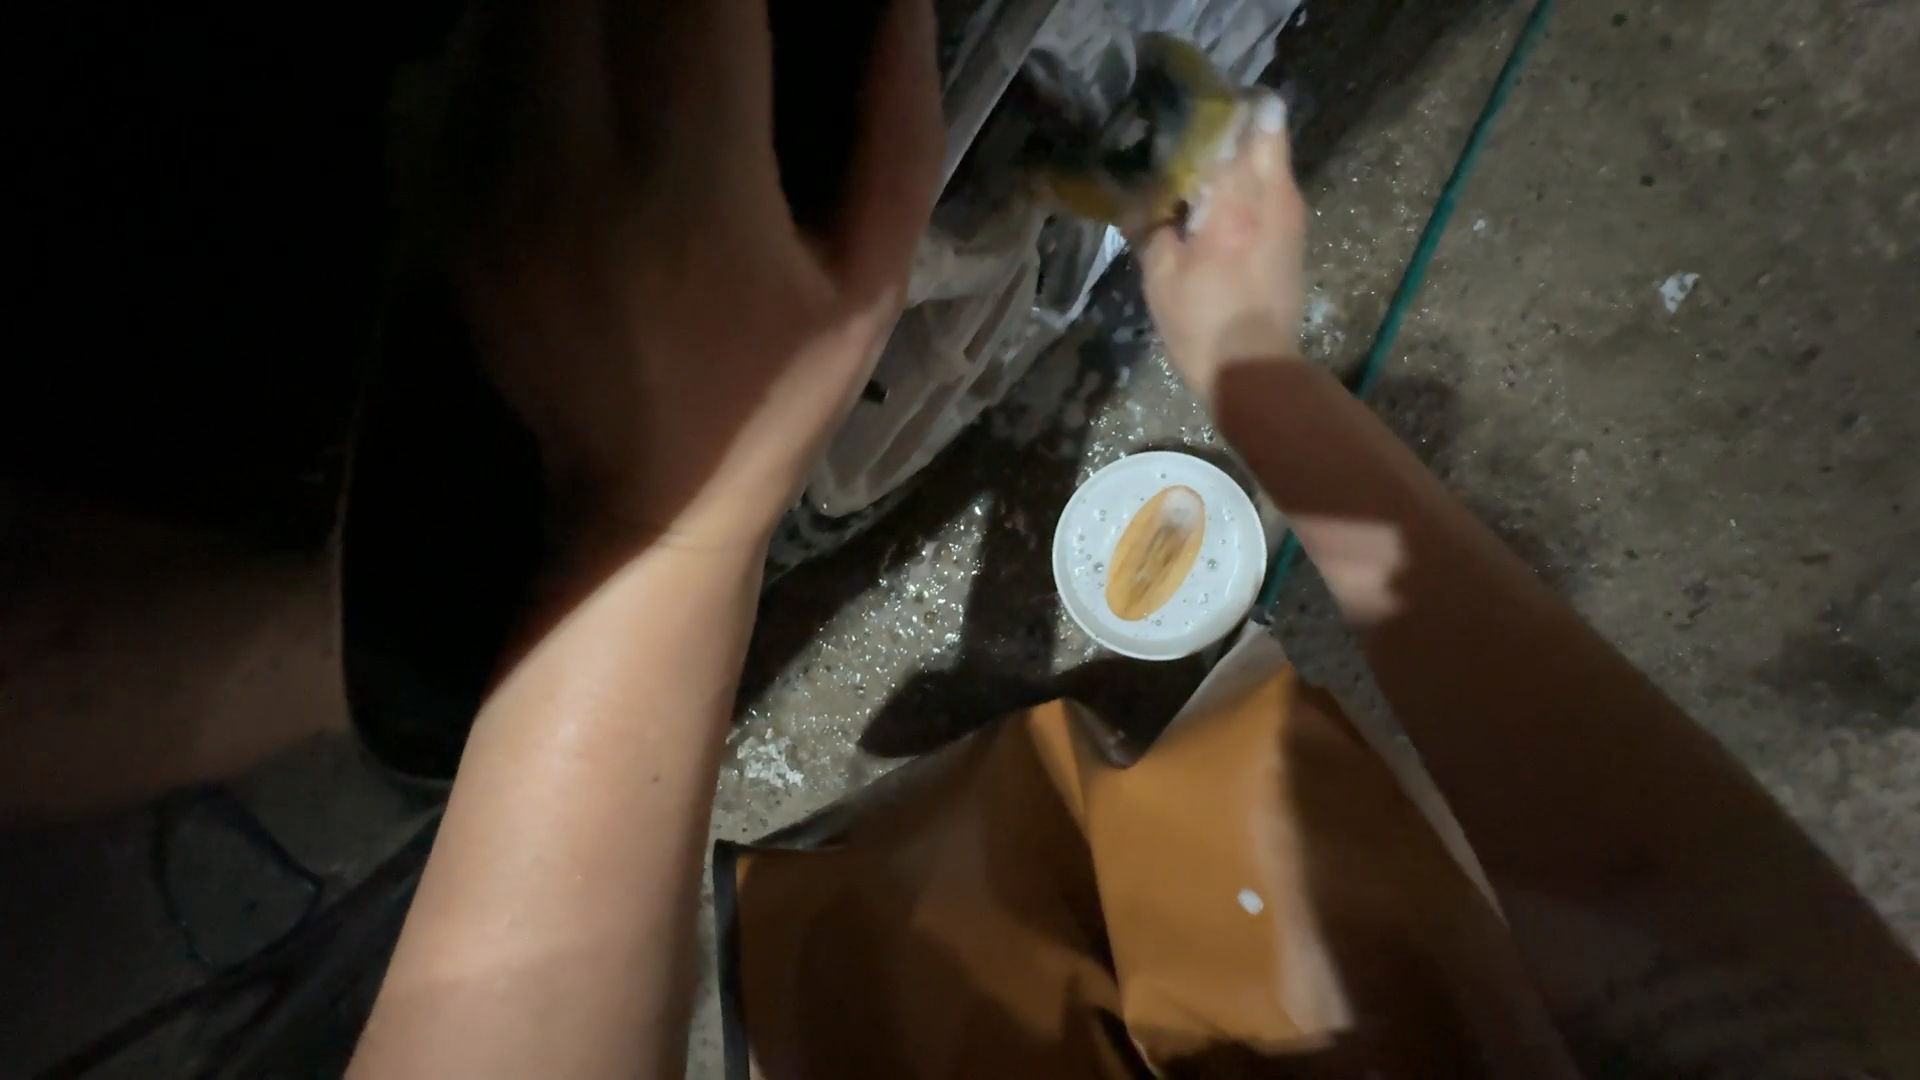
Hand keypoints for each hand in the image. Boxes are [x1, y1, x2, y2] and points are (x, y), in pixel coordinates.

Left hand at [440, 0, 941, 551]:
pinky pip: (468, 51)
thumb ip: (898, 138)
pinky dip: (535, 37)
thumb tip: (900, 0)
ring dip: (596, 6)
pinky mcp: (437, 196)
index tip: (769, 5)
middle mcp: (568, 164)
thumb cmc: (779, 405)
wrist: (647, 501)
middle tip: (718, 26)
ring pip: (516, 0)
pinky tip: (593, 91)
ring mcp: (482, 177)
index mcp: (696, 194)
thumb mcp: (871, 290)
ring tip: (661, 56)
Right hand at [1139, 95, 1307, 399]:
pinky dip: (1250, 184)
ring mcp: (1291, 214)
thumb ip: (1152, 225)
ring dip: (1241, 153)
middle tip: (1195, 135)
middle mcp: (1273, 195)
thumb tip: (1143, 196)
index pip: (1234, 123)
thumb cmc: (1200, 325)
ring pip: (1272, 155)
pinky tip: (1219, 206)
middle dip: (1232, 123)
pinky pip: (1273, 187)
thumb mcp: (1160, 277)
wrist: (1252, 369)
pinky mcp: (1294, 235)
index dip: (1207, 111)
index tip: (1179, 114)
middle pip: (1265, 126)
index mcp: (1235, 201)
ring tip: (1202, 170)